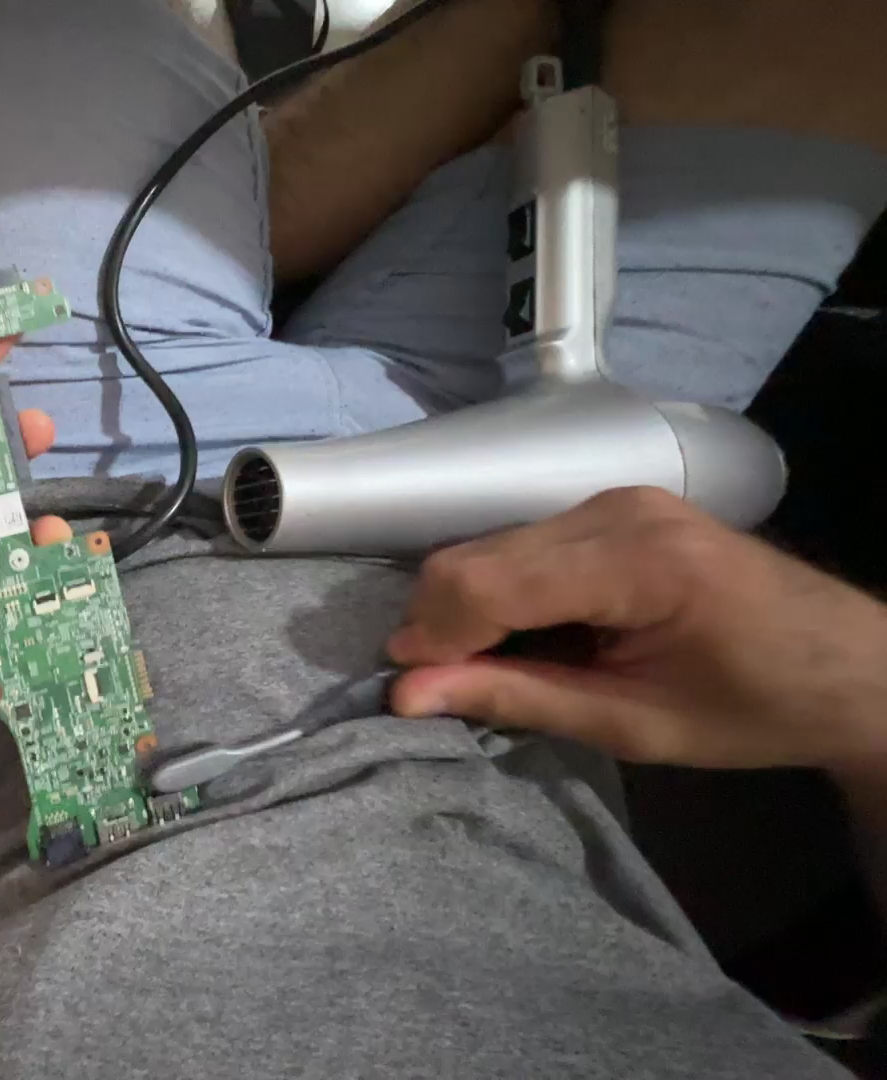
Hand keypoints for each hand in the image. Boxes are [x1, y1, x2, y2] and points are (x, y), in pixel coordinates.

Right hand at [385, 487, 886, 770]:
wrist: (861, 668)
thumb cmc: (756, 710)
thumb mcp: (634, 726)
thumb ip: (515, 699)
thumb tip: (402, 693)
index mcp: (643, 563)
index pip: (489, 584)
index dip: (433, 634)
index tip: (410, 684)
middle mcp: (617, 512)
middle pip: (470, 559)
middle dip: (437, 623)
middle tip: (447, 678)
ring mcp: (610, 501)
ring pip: (477, 548)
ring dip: (458, 607)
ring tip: (490, 658)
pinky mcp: (602, 506)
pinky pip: (505, 544)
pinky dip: (487, 591)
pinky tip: (519, 628)